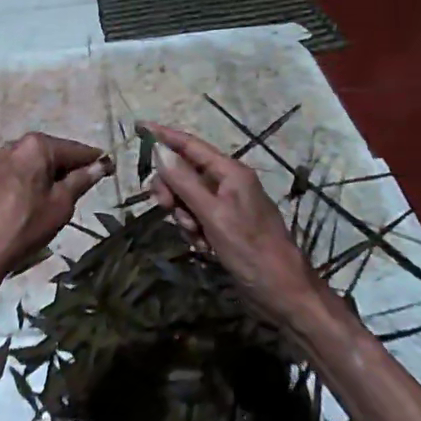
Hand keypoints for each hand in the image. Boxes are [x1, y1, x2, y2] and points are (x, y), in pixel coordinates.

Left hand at [0, 132, 112, 278]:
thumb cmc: (25, 224)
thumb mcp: (61, 203)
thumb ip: (82, 180)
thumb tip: (101, 165)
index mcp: (37, 145)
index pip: (76, 149)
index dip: (95, 161)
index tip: (112, 170)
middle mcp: (17, 144)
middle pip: (55, 153)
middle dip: (72, 168)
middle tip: (89, 189)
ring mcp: (2, 158)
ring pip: (38, 163)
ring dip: (54, 176)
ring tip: (66, 199)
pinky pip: (24, 171)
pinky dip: (37, 181)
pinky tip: (42, 201)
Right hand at [141, 122, 320, 323]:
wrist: (282, 293)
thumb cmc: (251, 250)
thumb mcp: (213, 215)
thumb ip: (184, 182)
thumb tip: (159, 150)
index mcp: (230, 172)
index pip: (190, 145)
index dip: (164, 136)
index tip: (138, 127)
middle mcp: (227, 183)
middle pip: (184, 172)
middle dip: (171, 189)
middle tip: (165, 207)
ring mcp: (226, 205)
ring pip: (186, 197)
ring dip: (183, 215)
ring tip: (196, 236)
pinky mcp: (224, 226)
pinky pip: (195, 217)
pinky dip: (193, 229)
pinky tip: (203, 246)